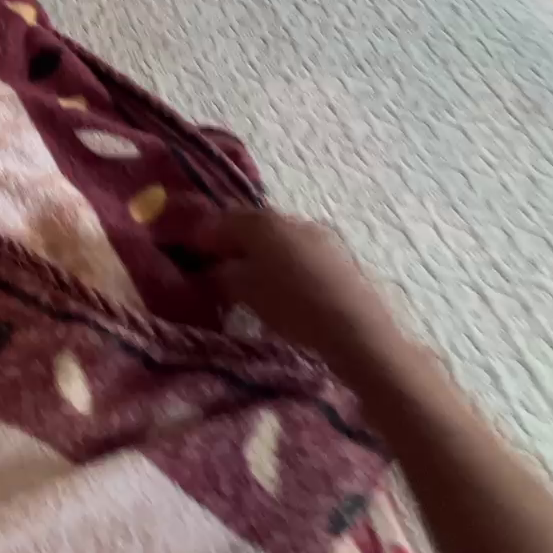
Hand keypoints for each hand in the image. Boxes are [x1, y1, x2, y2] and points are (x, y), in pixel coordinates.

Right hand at [204, 209, 412, 378]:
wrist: (362, 333)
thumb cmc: (291, 306)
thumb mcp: (240, 290)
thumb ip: (217, 273)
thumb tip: (208, 268)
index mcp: (261, 220)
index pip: (218, 220)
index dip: (200, 237)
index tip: (190, 256)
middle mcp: (291, 219)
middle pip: (251, 226)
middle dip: (233, 244)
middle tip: (219, 268)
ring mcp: (322, 236)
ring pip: (279, 240)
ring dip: (262, 254)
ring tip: (254, 282)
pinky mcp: (345, 258)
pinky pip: (302, 254)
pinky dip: (287, 265)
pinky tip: (286, 289)